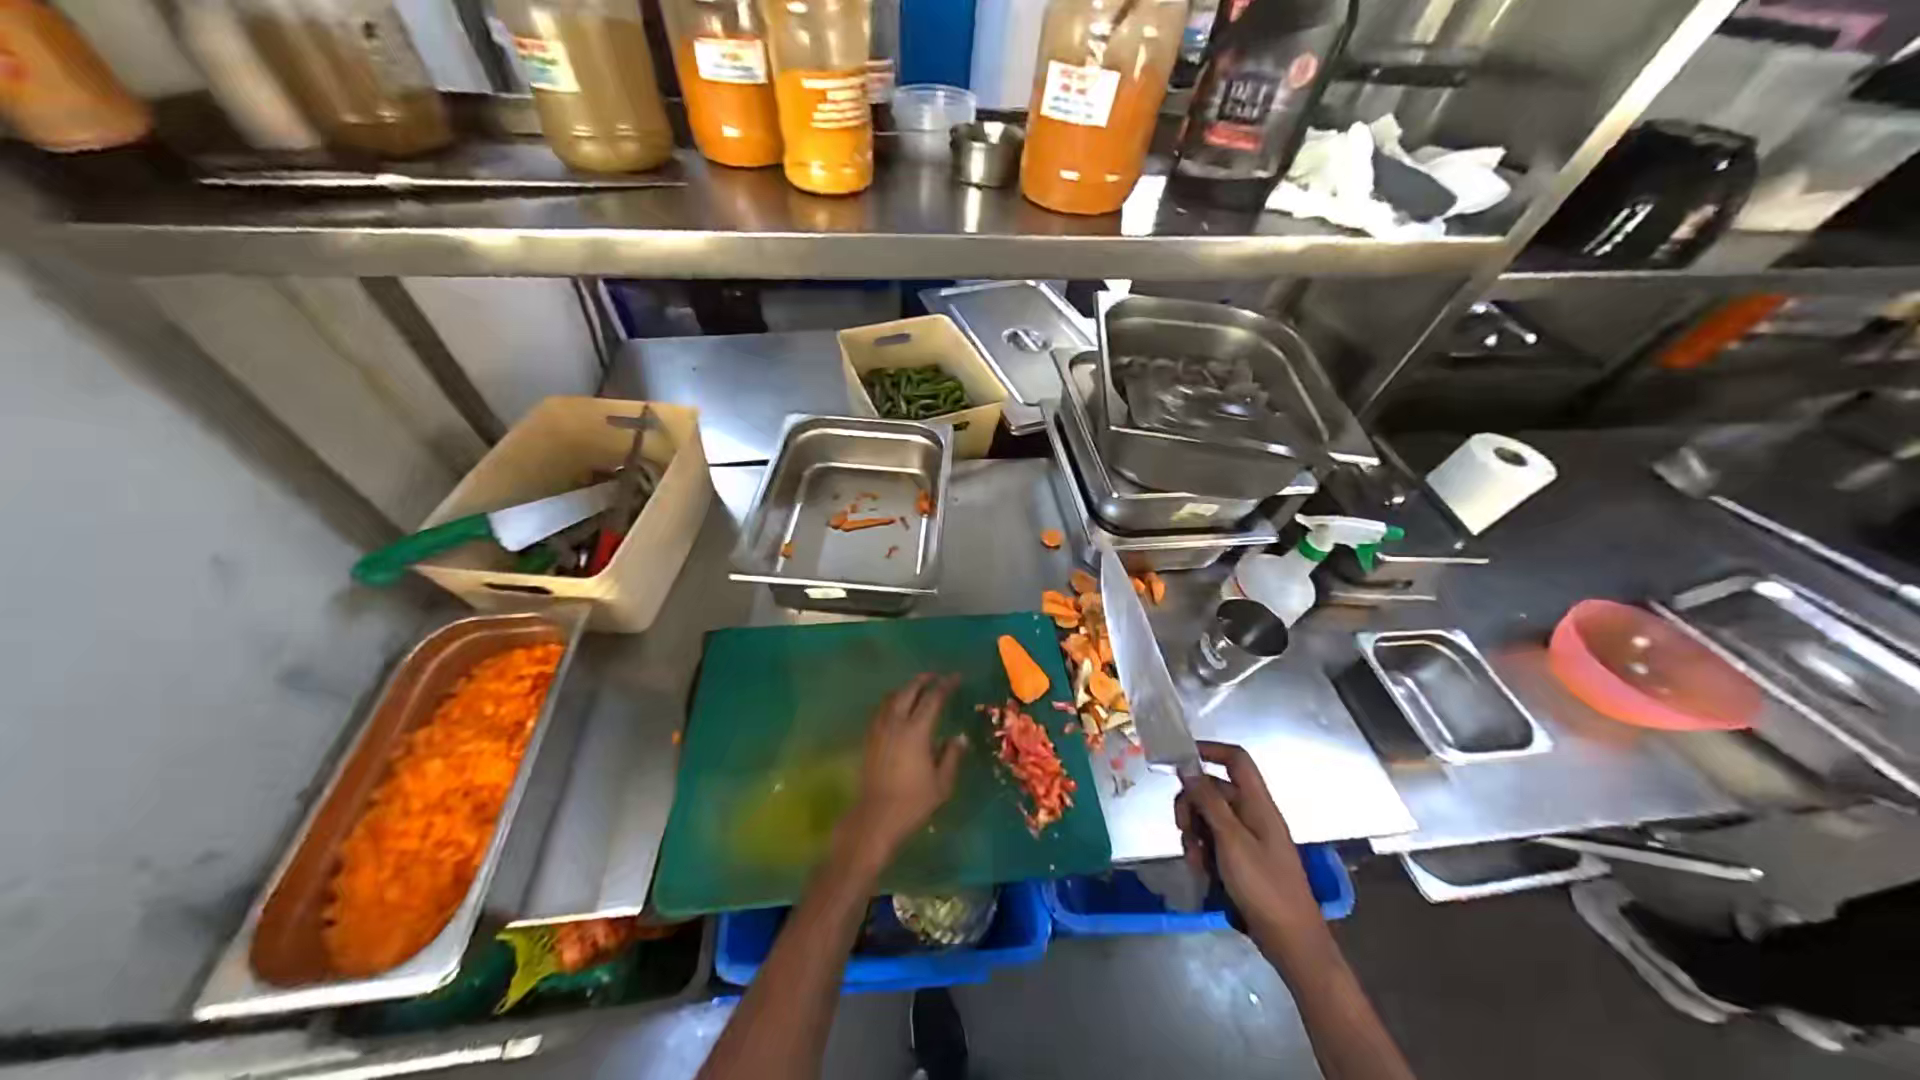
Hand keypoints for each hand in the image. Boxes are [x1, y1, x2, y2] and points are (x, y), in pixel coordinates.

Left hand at [842, 674, 967, 861]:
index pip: (933, 698)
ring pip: (891, 698)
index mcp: (917, 731)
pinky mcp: (869, 739)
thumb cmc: (914, 802)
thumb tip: (958, 737)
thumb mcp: (942, 783)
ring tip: (917, 689)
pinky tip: (898, 709)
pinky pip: (881, 710)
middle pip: (908, 691)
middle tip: (936, 677)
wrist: (876, 817)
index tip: (956, 678)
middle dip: (923, 680)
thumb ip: (951, 756)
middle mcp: (896, 724)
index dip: (946, 685)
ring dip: (906, 689)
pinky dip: (893, 701)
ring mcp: (879, 730)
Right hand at [1175, 741, 1325, 947]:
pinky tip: (1201, 872)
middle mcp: (1253, 815)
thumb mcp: (1232, 842)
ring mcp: (1248, 839)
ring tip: (1195, 860)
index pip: (1236, 760)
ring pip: (1209, 818)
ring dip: (1194, 833)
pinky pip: (1213, 842)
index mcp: (1258, 804)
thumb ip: (1210, 803)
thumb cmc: (1264, 887)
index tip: (1179, 759)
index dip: (1210, 751)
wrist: (1292, 941)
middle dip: (1192, 805)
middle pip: (1214, 790)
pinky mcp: (1241, 860)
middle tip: (1183, 828)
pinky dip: (1202, 852)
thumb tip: (1189, 769)